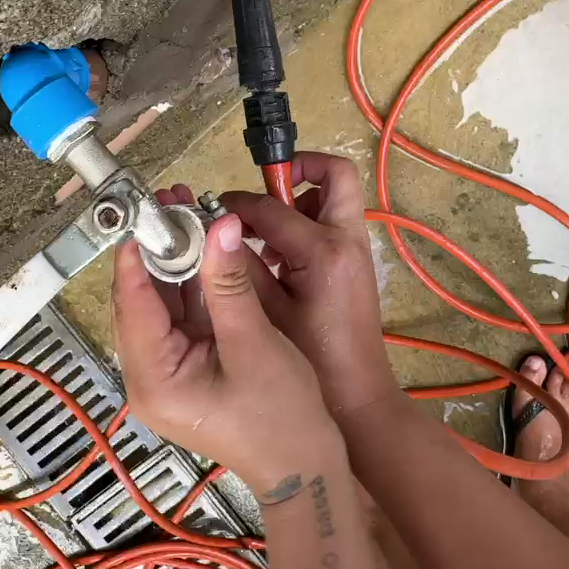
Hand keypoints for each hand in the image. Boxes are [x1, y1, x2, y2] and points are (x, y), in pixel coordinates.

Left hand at [109, 206, 343, 495]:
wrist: (305, 467)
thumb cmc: (282, 416)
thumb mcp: (254, 343)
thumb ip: (229, 283)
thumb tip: (220, 224)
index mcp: (153, 379)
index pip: (133, 304)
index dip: (139, 253)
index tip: (152, 211)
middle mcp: (148, 376)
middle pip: (142, 301)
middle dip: (159, 251)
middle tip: (174, 202)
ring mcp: (167, 373)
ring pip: (162, 305)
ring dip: (176, 262)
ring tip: (188, 215)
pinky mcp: (187, 369)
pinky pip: (182, 318)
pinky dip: (193, 285)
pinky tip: (204, 250)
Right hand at [218, 153, 400, 421]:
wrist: (358, 398)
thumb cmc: (310, 362)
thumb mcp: (265, 315)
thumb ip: (239, 269)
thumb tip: (214, 233)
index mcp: (324, 252)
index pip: (272, 207)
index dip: (236, 206)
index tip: (210, 213)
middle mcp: (348, 240)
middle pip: (333, 173)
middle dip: (294, 171)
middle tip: (258, 195)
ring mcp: (356, 249)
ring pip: (333, 195)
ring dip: (297, 199)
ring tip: (261, 231)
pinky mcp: (354, 262)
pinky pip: (330, 222)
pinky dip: (303, 223)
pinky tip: (274, 255)